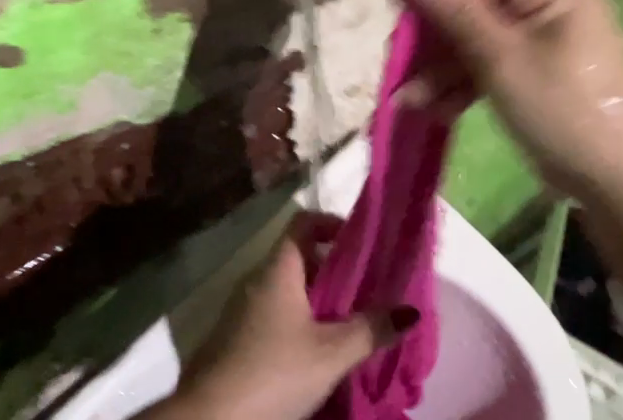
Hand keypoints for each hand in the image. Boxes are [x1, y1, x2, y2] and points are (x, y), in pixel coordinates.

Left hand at [155, 212, 417, 419]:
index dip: (333, 224)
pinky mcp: (237, 337)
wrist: (211, 416)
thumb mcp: (330, 353)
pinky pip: (275, 314)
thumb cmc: (273, 372)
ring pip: (289, 290)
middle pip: (300, 259)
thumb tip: (411, 310)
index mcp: (277, 269)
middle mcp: (257, 279)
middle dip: (336, 270)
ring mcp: (243, 308)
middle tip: (370, 291)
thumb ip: (370, 330)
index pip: (303, 223)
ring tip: (353, 324)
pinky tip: (321, 351)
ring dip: (320, 301)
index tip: (363, 244)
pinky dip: (301, 322)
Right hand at [400, 0, 622, 204]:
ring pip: (476, 38)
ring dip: (441, 68)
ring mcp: (544, 38)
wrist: (619, 187)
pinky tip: (433, 108)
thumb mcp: (503, 59)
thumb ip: (459, 11)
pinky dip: (463, 83)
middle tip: (398, 59)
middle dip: (433, 36)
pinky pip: (490, 62)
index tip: (397, 11)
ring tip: (408, 100)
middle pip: (473, 3)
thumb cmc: (564, 112)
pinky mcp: (537, 69)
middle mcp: (549, 2)